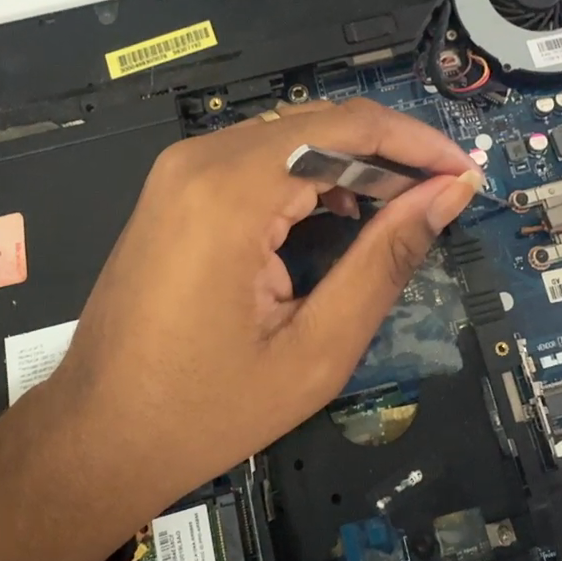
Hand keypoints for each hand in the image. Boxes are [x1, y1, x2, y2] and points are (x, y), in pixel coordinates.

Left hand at [43, 98, 480, 515]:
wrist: (97, 436)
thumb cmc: (205, 409)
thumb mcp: (315, 348)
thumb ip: (386, 261)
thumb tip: (445, 196)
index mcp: (231, 191)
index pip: (346, 128)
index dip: (417, 143)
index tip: (464, 174)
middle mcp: (200, 160)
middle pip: (319, 123)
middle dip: (388, 153)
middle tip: (438, 198)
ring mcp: (180, 169)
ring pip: (290, 135)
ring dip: (350, 162)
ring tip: (397, 209)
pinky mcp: (175, 187)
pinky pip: (257, 157)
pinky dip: (307, 173)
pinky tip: (336, 213)